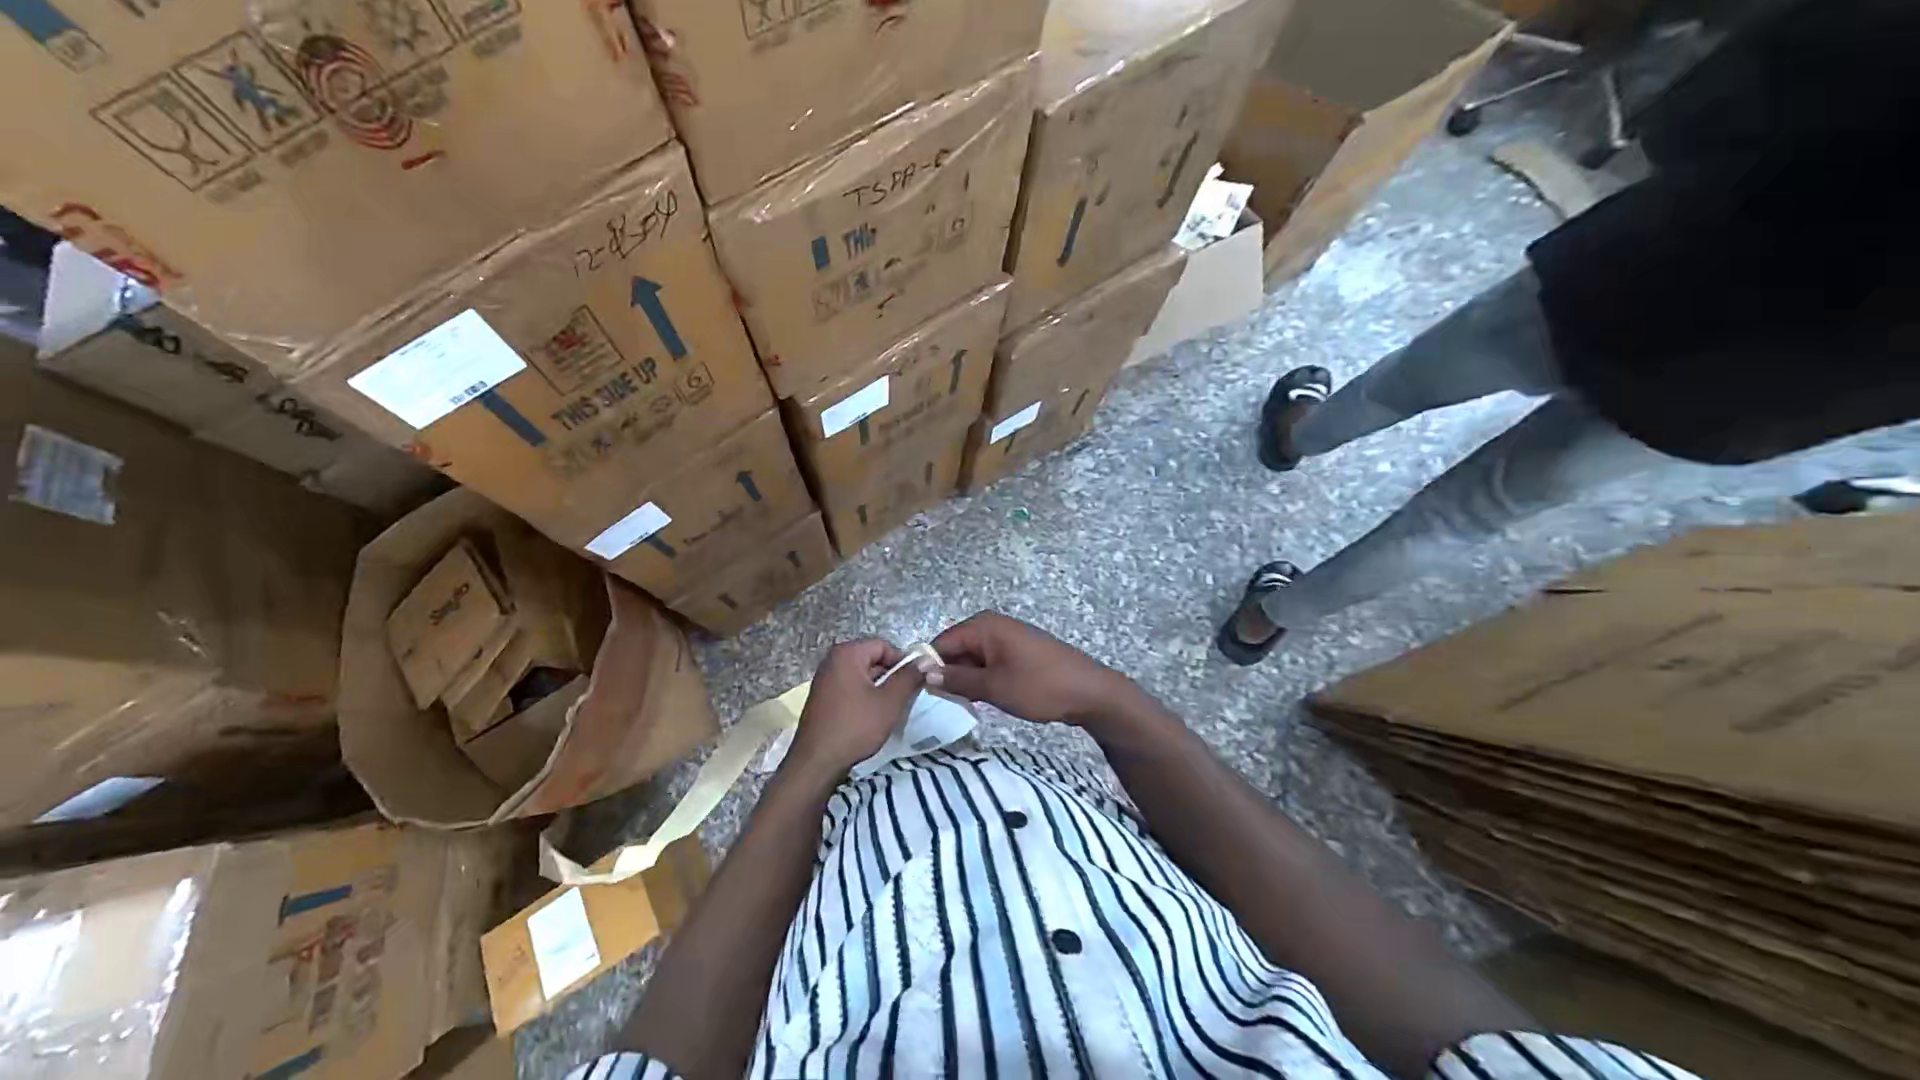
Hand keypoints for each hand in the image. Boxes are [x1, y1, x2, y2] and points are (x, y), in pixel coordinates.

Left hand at [786, 639, 924, 778]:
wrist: (816, 762)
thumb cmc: (855, 727)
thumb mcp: (890, 701)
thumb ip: (909, 677)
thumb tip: (926, 660)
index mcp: (847, 654)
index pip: (884, 645)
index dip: (902, 662)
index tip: (913, 683)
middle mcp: (832, 660)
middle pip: (872, 659)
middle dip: (891, 676)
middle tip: (904, 698)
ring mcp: (824, 679)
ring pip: (862, 675)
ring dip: (879, 689)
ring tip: (890, 710)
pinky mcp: (822, 697)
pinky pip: (850, 688)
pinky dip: (864, 697)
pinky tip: (871, 717)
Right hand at [930, 612, 1132, 726]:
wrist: (1091, 692)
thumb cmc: (1039, 686)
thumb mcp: (993, 686)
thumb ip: (956, 679)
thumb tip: (924, 672)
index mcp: (983, 626)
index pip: (940, 642)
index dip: (927, 666)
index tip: (917, 693)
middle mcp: (992, 625)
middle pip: (955, 648)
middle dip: (946, 673)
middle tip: (937, 703)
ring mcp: (1007, 638)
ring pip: (971, 657)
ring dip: (964, 678)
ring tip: (958, 703)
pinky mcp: (1017, 652)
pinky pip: (988, 662)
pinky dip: (981, 678)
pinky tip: (981, 699)